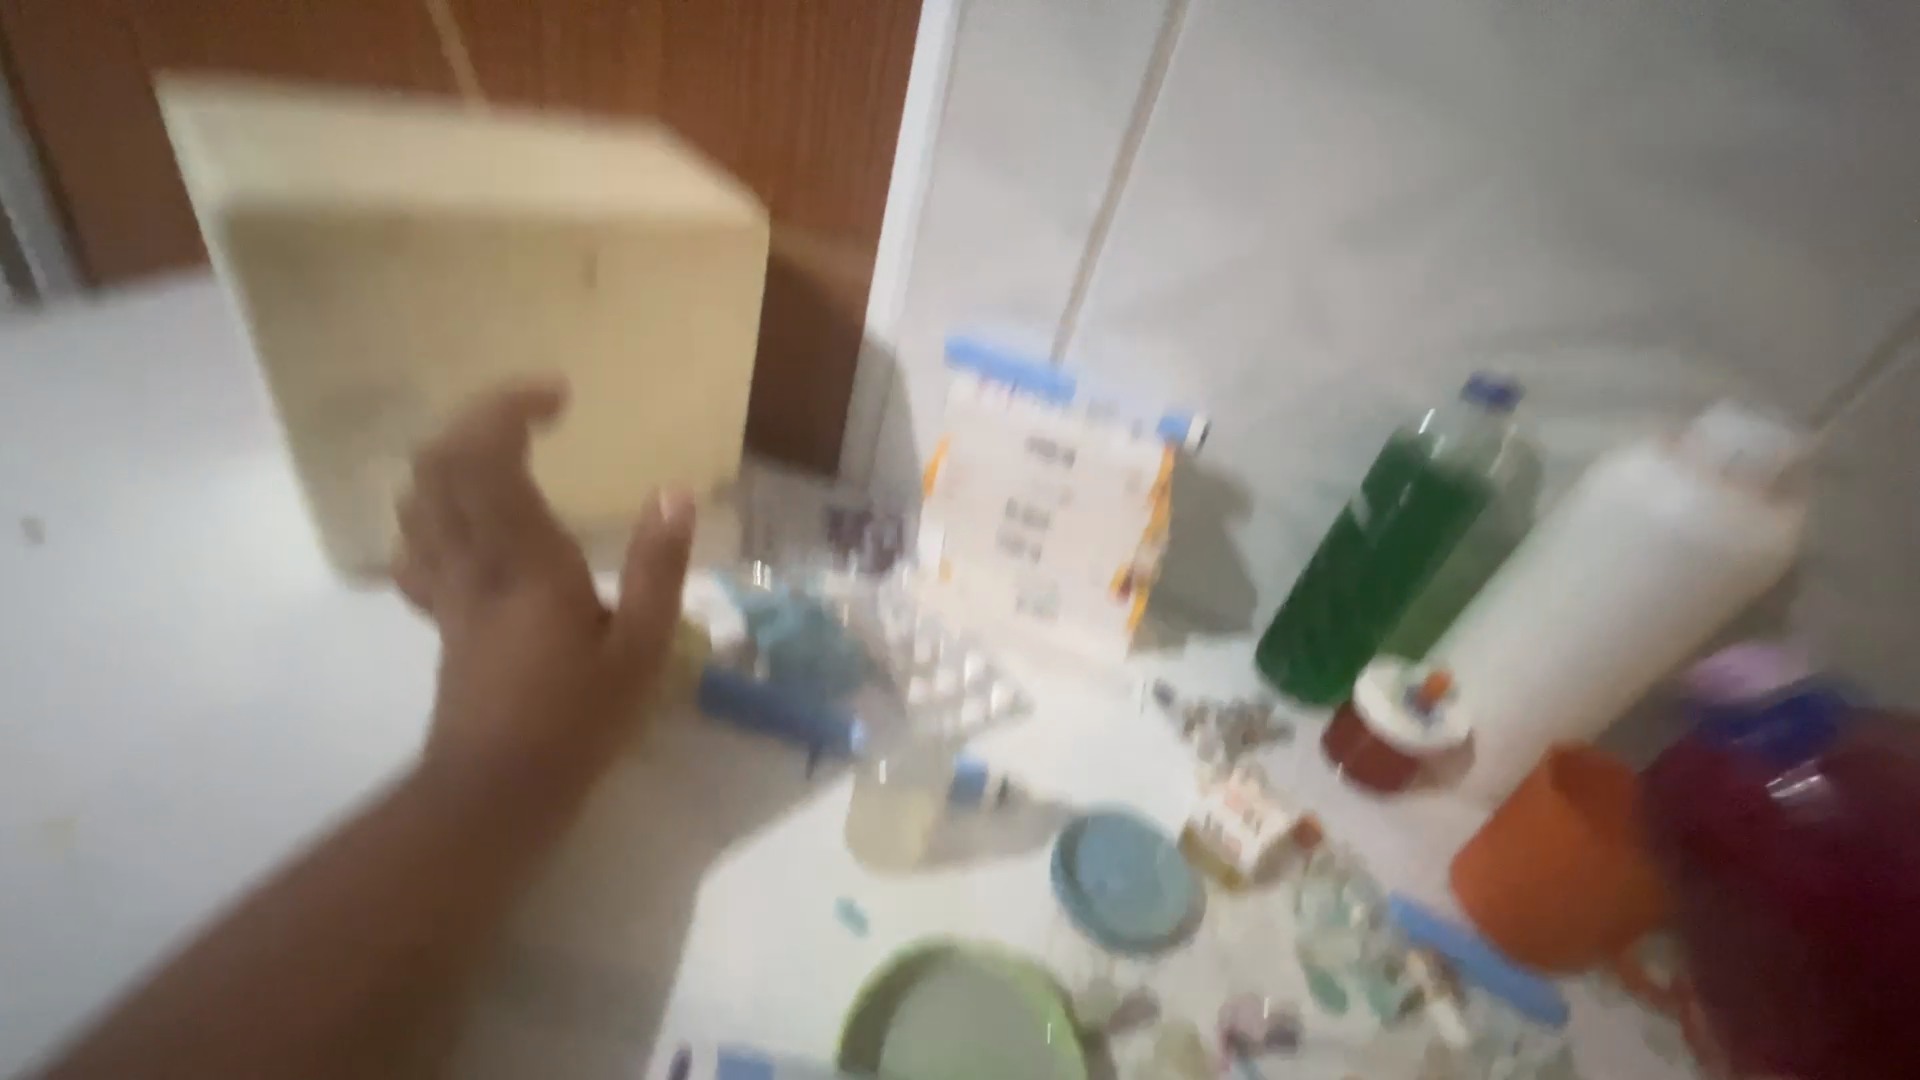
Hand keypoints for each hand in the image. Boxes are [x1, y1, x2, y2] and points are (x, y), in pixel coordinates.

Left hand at [392, 377, 695, 797]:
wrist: (499, 790)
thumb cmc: (580, 720)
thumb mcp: (643, 647)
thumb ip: (659, 567)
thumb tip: (674, 493)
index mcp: (525, 562)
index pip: (486, 458)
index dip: (508, 409)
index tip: (559, 395)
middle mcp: (474, 561)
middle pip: (439, 464)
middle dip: (479, 418)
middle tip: (537, 410)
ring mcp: (449, 588)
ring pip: (419, 499)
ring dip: (453, 455)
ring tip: (507, 448)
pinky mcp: (444, 613)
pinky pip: (420, 542)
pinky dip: (437, 507)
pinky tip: (469, 514)